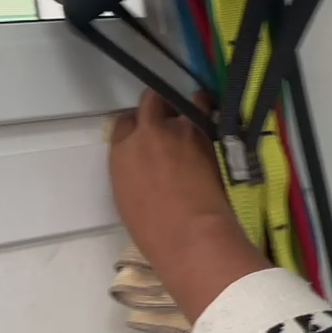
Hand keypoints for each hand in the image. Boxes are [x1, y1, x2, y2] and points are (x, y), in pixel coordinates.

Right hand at [108, 89, 270, 323]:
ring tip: (194, 117)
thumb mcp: (127, 198)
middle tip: (167, 120)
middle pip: (149, 101)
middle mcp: (146, 133)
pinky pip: (205, 110)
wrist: (189, 232)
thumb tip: (144, 166)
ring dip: (186, 105)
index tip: (142, 135)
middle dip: (157, 106)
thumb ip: (132, 171)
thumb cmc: (152, 229)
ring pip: (182, 100)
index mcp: (121, 153)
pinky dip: (207, 113)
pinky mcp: (206, 134)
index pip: (123, 123)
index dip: (134, 126)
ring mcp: (178, 130)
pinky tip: (211, 124)